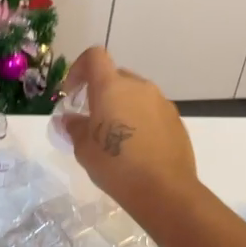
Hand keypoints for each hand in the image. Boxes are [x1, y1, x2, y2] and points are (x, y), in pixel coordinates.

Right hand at [60, 47, 196, 201]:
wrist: (164, 190)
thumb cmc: (116, 166)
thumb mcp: (84, 149)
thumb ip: (74, 127)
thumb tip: (70, 119)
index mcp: (112, 88)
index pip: (94, 57)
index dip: (79, 69)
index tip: (72, 93)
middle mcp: (139, 87)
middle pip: (115, 76)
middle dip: (100, 92)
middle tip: (91, 119)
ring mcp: (161, 102)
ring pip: (134, 94)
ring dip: (121, 106)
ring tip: (114, 136)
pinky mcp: (175, 119)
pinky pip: (150, 110)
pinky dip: (138, 119)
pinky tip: (135, 147)